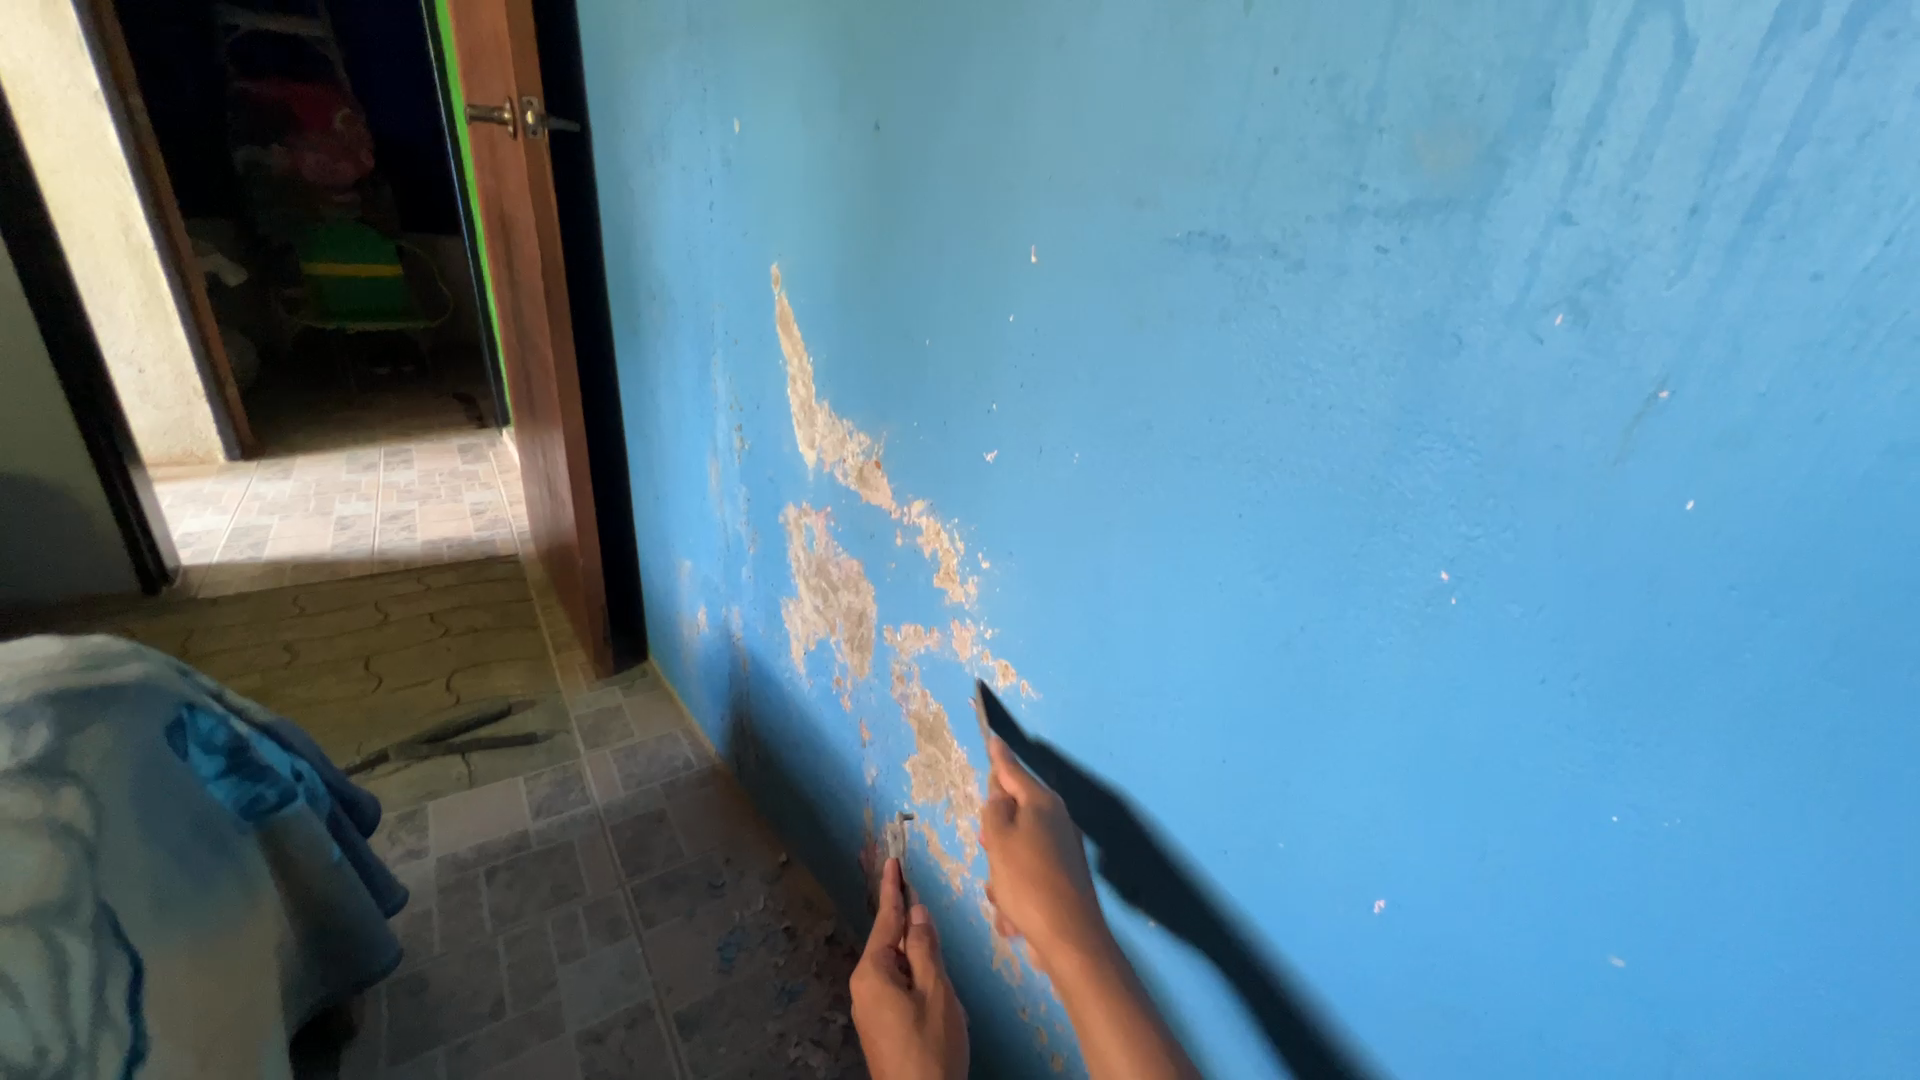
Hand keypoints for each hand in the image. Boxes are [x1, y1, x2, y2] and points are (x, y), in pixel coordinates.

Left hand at [851, 858, 968, 1079]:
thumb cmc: (930, 1046)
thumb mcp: (935, 991)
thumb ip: (925, 947)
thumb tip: (917, 912)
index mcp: (873, 972)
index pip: (886, 919)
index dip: (892, 889)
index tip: (891, 861)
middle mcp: (863, 985)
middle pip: (887, 940)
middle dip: (903, 916)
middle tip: (911, 883)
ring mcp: (870, 1008)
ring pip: (893, 963)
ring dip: (910, 945)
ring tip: (926, 926)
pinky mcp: (880, 1025)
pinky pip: (894, 981)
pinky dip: (909, 967)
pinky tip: (925, 966)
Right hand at [980, 735, 1113, 974]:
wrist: (1070, 939)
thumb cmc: (1028, 881)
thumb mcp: (999, 839)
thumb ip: (994, 810)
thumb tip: (1001, 795)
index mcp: (1042, 803)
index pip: (1013, 771)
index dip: (999, 757)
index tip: (993, 738)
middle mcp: (1057, 821)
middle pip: (1014, 814)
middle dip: (996, 835)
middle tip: (989, 850)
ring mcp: (1063, 850)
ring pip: (1016, 852)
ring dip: (1003, 874)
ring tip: (1003, 898)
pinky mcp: (1063, 879)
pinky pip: (1028, 878)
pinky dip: (1017, 895)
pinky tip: (1014, 919)